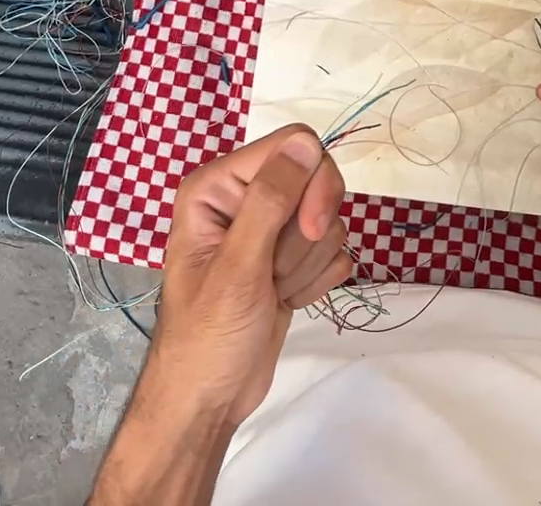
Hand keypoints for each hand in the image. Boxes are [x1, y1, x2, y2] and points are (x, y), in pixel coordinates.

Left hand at [150, 124, 351, 426]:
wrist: (210, 399)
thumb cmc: (207, 335)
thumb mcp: (236, 266)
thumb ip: (270, 199)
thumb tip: (305, 141)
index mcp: (220, 185)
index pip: (294, 146)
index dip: (313, 183)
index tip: (311, 228)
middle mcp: (246, 196)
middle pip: (317, 178)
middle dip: (309, 231)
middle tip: (279, 272)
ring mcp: (272, 227)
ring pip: (328, 217)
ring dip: (308, 262)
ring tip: (273, 290)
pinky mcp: (293, 256)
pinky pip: (333, 248)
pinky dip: (317, 279)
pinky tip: (287, 300)